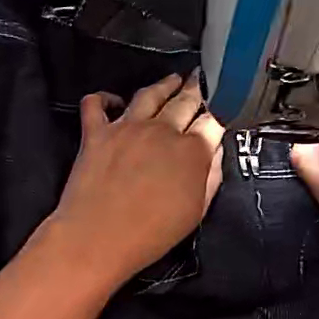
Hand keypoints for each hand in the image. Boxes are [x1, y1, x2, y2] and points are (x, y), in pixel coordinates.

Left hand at [42, 74, 225, 283]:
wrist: (97, 239)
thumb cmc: (151, 233)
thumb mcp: (197, 210)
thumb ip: (211, 176)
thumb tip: (215, 151)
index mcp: (192, 150)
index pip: (212, 121)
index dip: (219, 112)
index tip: (222, 106)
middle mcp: (161, 130)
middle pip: (184, 100)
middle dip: (196, 88)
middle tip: (201, 79)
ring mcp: (127, 127)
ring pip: (149, 94)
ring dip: (163, 85)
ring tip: (172, 79)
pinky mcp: (96, 133)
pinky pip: (96, 104)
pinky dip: (104, 98)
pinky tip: (112, 99)